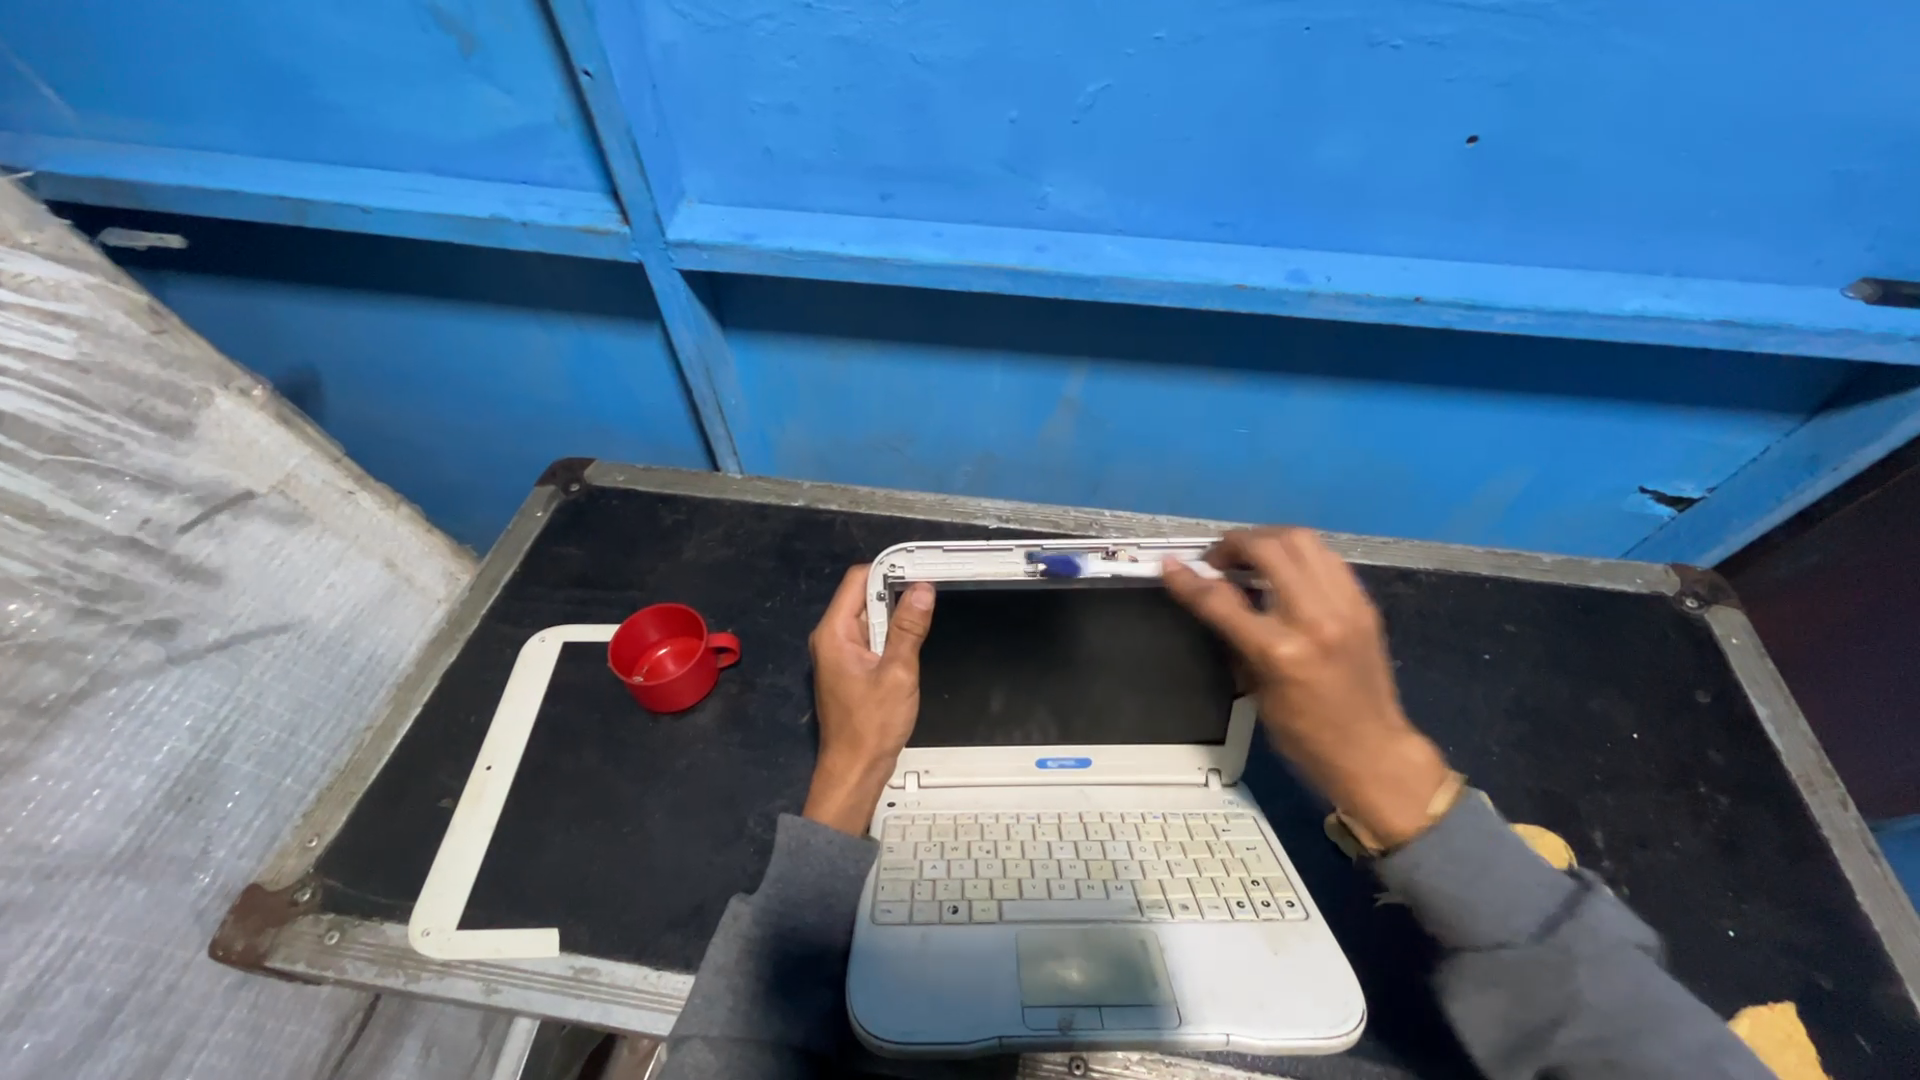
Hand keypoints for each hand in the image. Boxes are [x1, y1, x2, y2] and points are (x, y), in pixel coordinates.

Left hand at [803, 566, 935, 834]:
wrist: (855, 770)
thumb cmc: (873, 725)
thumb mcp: (898, 673)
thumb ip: (909, 629)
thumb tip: (922, 590)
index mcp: (834, 633)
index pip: (858, 580)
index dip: (888, 571)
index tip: (919, 571)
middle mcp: (830, 638)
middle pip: (862, 596)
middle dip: (895, 592)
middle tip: (929, 594)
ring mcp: (838, 653)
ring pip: (868, 617)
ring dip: (895, 616)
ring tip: (924, 618)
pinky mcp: (848, 668)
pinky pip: (869, 638)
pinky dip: (890, 635)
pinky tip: (910, 643)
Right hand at [1163, 528, 1452, 849]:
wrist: (1371, 750)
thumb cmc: (1302, 732)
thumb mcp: (1254, 686)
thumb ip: (1233, 634)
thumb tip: (1209, 593)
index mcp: (1279, 651)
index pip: (1223, 600)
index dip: (1189, 579)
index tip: (1169, 565)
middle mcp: (1314, 619)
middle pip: (1268, 549)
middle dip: (1234, 544)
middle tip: (1218, 560)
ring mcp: (1345, 606)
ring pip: (1301, 540)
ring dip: (1267, 539)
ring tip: (1249, 556)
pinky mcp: (1364, 603)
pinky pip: (1326, 557)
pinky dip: (1297, 554)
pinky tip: (1284, 568)